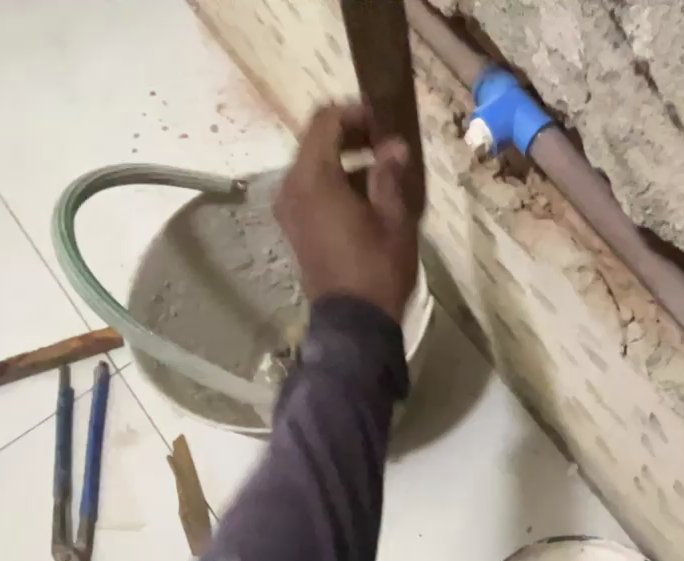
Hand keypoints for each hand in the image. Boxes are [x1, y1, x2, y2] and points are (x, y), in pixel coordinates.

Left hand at [275, 103, 423, 319]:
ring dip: (345, 164)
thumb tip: (393, 147)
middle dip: (351, 138)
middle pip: (316, 143)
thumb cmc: (377, 269)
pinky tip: (366, 201)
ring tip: (382, 176)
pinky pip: (311, 192)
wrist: (355, 324)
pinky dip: (335, 186)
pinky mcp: (295, 230)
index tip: (384, 122)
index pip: (326, 121)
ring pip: (314, 168)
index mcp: (314, 178)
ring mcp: (289, 210)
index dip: (355, 113)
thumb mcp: (394, 219)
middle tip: (386, 146)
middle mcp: (291, 187)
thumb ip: (390, 175)